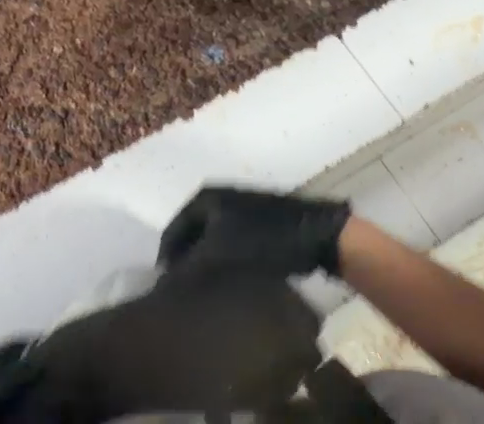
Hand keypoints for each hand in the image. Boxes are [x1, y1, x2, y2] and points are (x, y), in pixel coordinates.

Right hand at [157, 185, 351, 279]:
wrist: (318, 236)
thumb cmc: (265, 245)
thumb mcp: (218, 258)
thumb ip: (188, 268)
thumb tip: (169, 280)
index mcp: (206, 196)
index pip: (174, 228)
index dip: (167, 259)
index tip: (164, 287)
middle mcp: (220, 194)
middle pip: (193, 231)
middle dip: (187, 259)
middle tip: (183, 289)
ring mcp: (243, 204)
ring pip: (213, 236)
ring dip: (206, 260)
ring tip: (205, 288)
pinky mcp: (261, 217)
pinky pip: (231, 239)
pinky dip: (226, 257)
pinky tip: (231, 279)